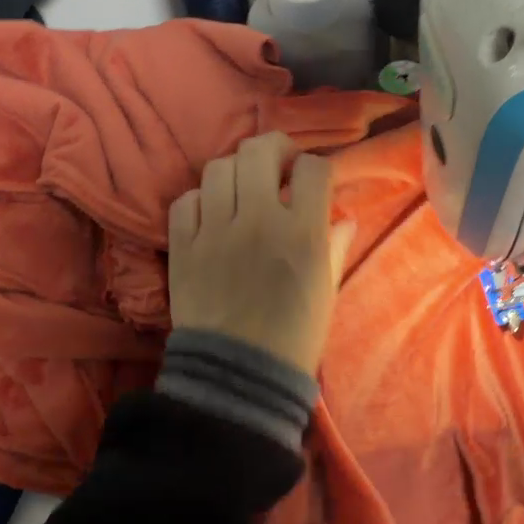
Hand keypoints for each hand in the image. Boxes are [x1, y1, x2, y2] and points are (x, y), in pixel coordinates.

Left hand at [168, 132, 355, 373]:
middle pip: (260, 150)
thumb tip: (341, 218)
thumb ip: (334, 246)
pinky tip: (212, 214)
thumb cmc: (294, 335)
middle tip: (278, 167)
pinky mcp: (182, 245)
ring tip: (241, 191)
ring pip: (219, 167)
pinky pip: (185, 200)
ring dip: (235, 172)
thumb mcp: (327, 290)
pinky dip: (200, 200)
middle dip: (274, 150)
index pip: (313, 168)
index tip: (312, 181)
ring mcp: (215, 230)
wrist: (238, 373)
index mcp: (301, 232)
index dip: (316, 169)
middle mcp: (257, 219)